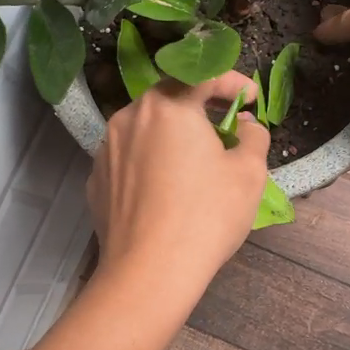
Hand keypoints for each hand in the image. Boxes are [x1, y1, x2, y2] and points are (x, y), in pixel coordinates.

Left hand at [86, 71, 267, 292]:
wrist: (150, 272)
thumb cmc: (207, 216)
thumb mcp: (250, 173)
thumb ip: (253, 136)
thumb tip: (243, 125)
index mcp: (169, 106)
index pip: (203, 76)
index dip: (233, 82)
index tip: (251, 99)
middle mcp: (130, 117)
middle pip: (170, 99)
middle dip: (200, 108)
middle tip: (225, 128)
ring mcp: (106, 150)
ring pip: (146, 129)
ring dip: (172, 136)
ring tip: (194, 162)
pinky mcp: (96, 181)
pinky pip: (130, 159)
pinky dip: (150, 163)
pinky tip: (166, 190)